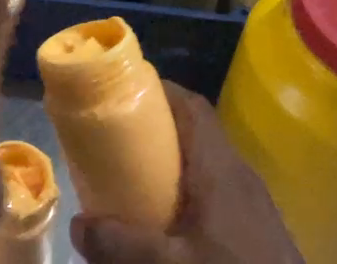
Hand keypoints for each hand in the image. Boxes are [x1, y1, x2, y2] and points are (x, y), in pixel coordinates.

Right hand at [71, 81, 302, 263]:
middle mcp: (239, 177)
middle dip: (154, 131)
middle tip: (114, 140)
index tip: (120, 93)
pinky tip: (168, 228)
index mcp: (221, 169)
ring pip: (205, 168)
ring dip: (171, 166)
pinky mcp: (259, 236)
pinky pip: (216, 198)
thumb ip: (121, 245)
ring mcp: (254, 208)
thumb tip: (77, 223)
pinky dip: (187, 197)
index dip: (157, 91)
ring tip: (132, 181)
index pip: (191, 106)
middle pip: (195, 134)